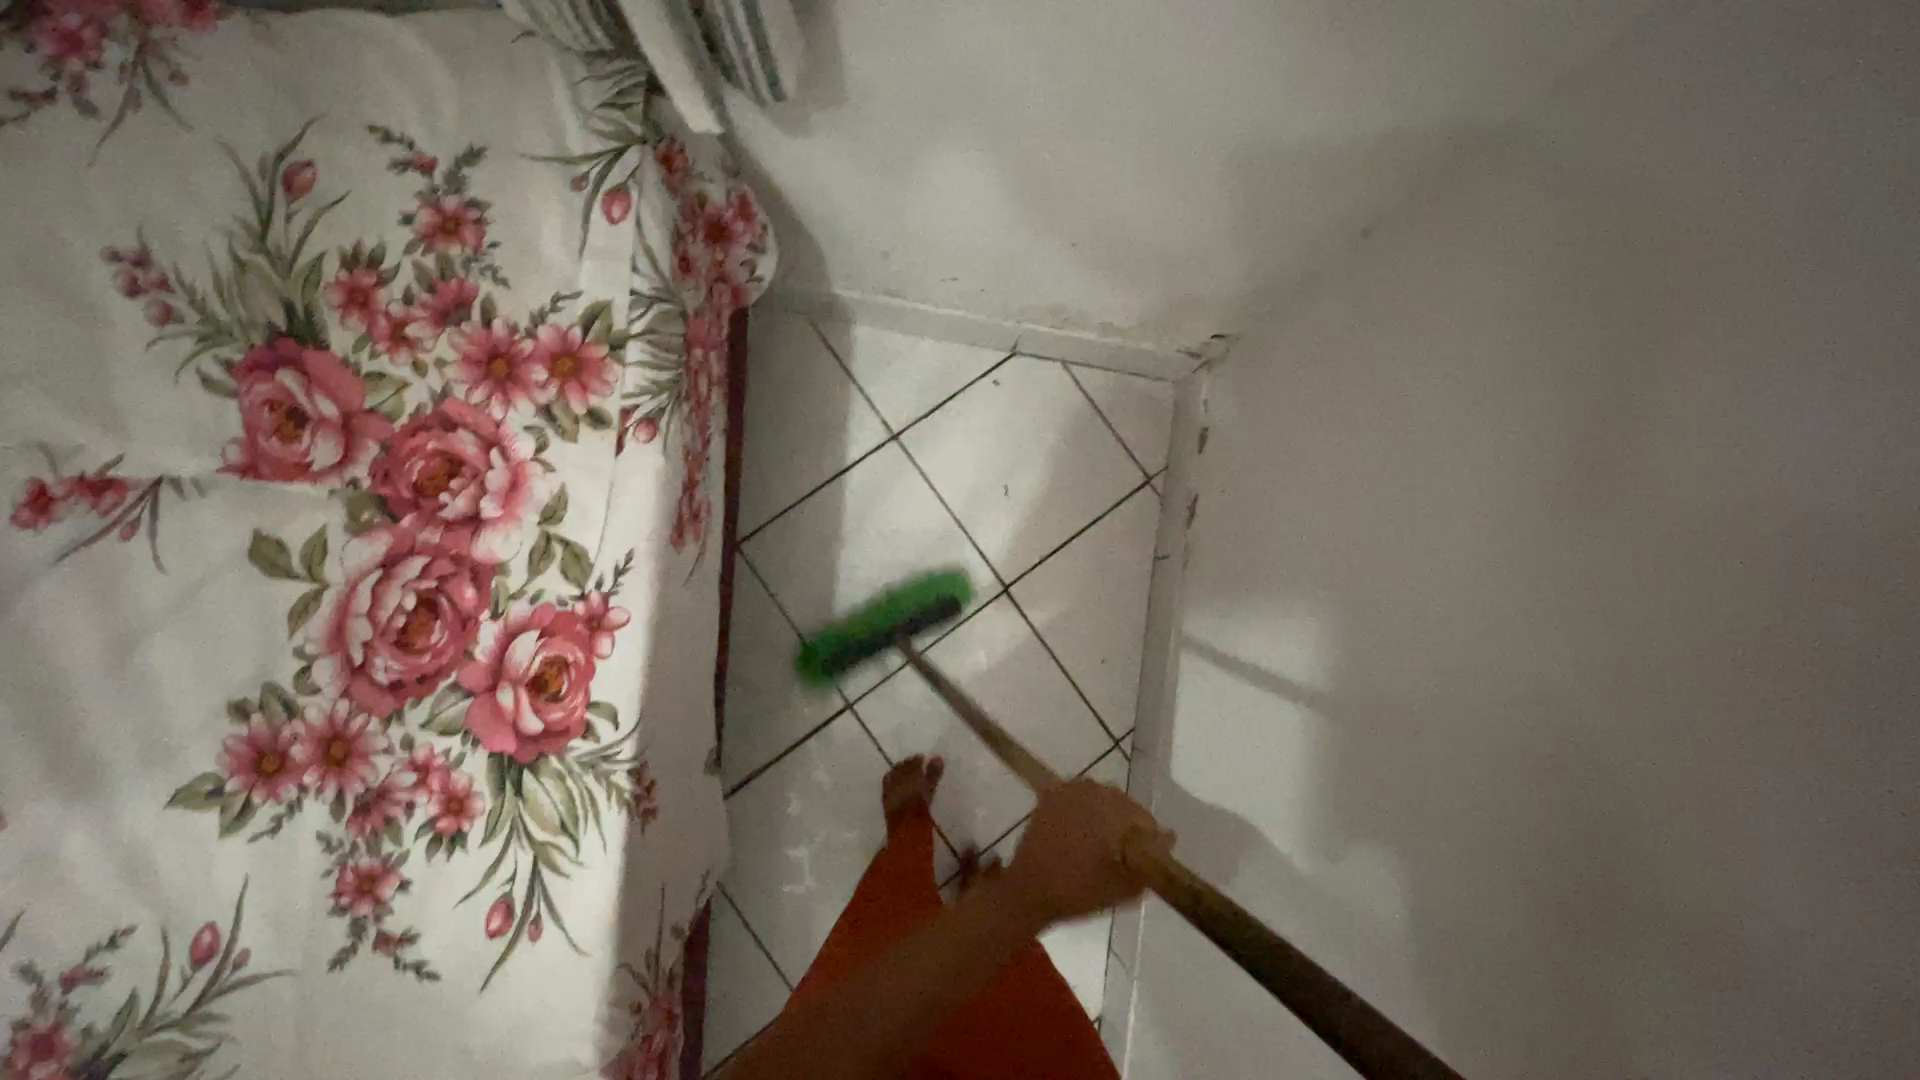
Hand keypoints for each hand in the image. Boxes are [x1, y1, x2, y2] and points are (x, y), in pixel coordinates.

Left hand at [1003, 779, 1172, 927]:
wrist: (1028, 890)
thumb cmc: (1078, 890)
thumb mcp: (1123, 887)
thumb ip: (1151, 864)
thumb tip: (1169, 841)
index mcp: (1112, 809)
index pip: (1143, 818)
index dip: (1149, 839)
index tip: (1145, 859)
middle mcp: (1091, 791)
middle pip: (1122, 803)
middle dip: (1127, 824)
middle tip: (1125, 853)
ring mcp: (1067, 790)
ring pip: (1099, 797)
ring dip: (1106, 814)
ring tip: (1103, 842)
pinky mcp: (1049, 797)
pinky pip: (1077, 797)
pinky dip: (1084, 809)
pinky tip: (1082, 830)